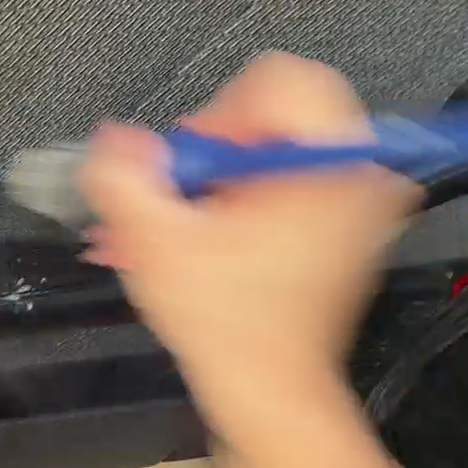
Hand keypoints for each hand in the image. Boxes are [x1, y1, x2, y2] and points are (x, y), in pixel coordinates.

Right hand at [77, 52, 420, 419]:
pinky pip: (275, 191)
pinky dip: (226, 210)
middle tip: (168, 209)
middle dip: (200, 162)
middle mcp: (357, 170)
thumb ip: (123, 181)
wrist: (265, 387)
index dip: (211, 120)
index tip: (184, 172)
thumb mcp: (156, 243)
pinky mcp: (336, 229)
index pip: (274, 81)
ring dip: (202, 190)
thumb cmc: (225, 322)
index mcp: (329, 160)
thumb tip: (110, 139)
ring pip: (263, 159)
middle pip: (266, 120)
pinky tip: (186, 245)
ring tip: (162, 235)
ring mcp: (352, 201)